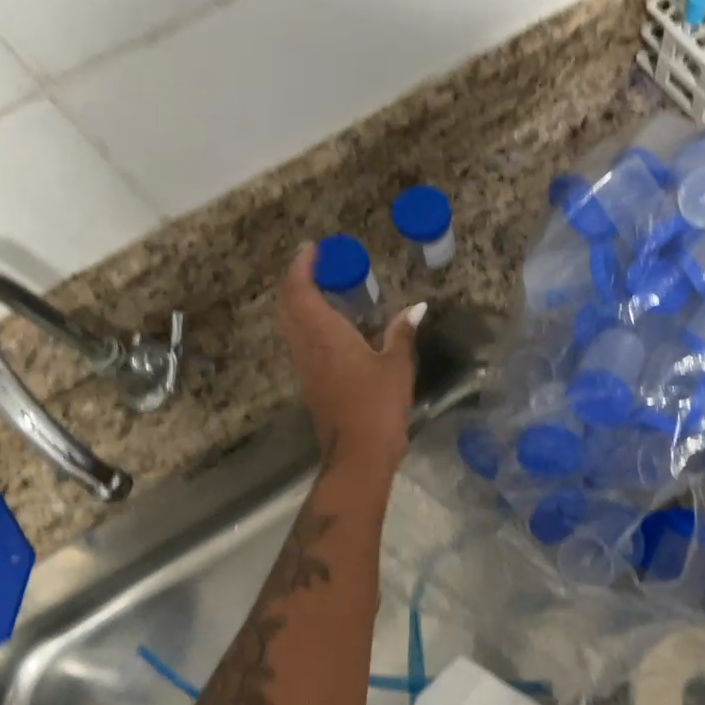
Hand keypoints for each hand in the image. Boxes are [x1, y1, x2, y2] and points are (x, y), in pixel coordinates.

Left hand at [277, 243, 422, 472]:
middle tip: (318, 267)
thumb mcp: (397, 366)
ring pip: (290, 326)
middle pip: (287, 306)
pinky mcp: (310, 385)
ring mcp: (305, 368)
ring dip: (299, 304)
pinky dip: (308, 326)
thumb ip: (402, 333)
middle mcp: (306, 347)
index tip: (313, 250)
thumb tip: (416, 308)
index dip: (300, 266)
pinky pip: (300, 344)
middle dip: (296, 281)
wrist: (358, 455)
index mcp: (324, 335)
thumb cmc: (378, 406)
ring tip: (324, 292)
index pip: (299, 291)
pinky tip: (331, 329)